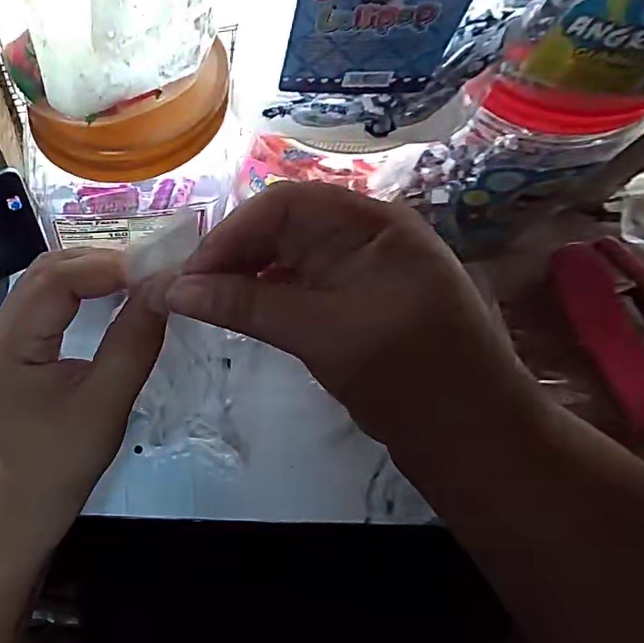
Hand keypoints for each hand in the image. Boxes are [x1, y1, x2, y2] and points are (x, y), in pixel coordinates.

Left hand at [0, 249, 167, 521]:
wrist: (32, 489)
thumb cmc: (67, 456)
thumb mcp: (108, 403)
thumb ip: (134, 342)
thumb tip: (164, 287)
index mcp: (10, 345)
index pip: (54, 282)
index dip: (106, 267)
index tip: (156, 268)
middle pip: (46, 271)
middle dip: (100, 261)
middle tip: (152, 268)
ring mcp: (4, 332)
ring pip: (46, 278)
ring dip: (91, 269)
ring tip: (137, 275)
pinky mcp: (17, 339)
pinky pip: (47, 296)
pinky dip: (81, 286)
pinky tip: (111, 290)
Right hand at [163, 183, 540, 446]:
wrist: (472, 438)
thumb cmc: (409, 375)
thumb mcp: (320, 334)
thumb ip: (245, 305)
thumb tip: (171, 290)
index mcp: (371, 225)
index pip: (283, 204)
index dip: (230, 233)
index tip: (190, 276)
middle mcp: (363, 236)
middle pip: (278, 225)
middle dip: (230, 253)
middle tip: (188, 293)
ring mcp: (356, 268)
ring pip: (281, 255)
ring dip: (240, 274)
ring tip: (204, 304)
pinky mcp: (348, 299)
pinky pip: (292, 281)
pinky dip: (259, 293)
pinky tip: (236, 312)